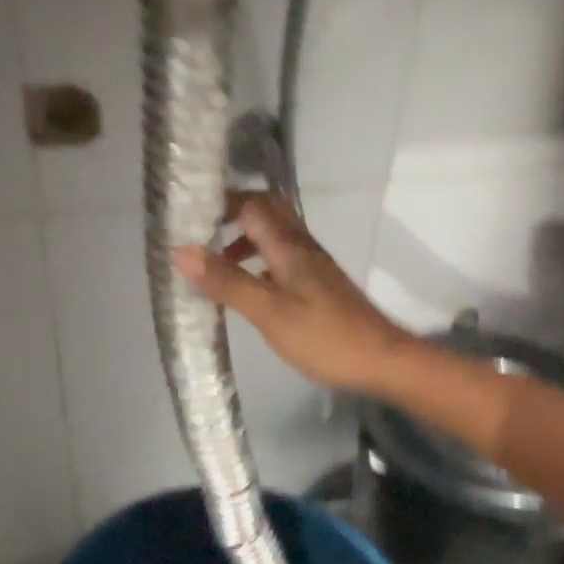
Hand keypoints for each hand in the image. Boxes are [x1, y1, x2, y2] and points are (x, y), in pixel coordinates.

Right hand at [173, 192, 418, 392]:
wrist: (382, 360)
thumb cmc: (324, 338)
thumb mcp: (269, 312)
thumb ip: (228, 282)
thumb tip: (182, 251)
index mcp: (289, 247)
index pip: (251, 205)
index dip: (220, 202)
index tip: (187, 212)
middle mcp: (303, 247)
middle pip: (268, 212)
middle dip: (234, 213)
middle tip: (202, 230)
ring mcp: (315, 266)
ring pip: (276, 236)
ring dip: (246, 240)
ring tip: (217, 263)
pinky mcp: (321, 286)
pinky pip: (284, 259)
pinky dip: (260, 263)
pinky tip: (251, 288)